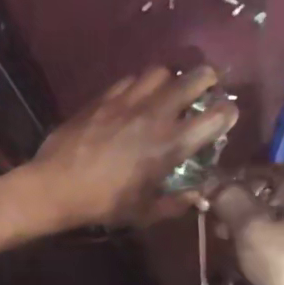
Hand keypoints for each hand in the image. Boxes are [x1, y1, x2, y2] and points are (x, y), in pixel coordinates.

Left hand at [13, 66, 237, 228]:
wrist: (55, 186)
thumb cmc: (104, 203)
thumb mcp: (145, 212)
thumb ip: (176, 203)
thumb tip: (197, 196)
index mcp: (171, 145)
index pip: (215, 117)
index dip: (228, 113)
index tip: (228, 115)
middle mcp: (155, 115)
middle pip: (193, 79)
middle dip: (207, 79)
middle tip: (208, 85)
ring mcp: (128, 101)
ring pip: (160, 72)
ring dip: (171, 78)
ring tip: (169, 90)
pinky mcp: (104, 97)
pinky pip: (130, 80)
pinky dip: (140, 85)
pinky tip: (136, 98)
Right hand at [210, 172, 283, 284]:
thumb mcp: (251, 227)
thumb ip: (229, 197)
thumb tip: (210, 178)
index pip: (251, 168)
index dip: (224, 181)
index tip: (202, 198)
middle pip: (255, 191)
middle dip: (230, 207)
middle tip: (214, 225)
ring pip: (259, 215)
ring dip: (238, 228)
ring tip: (225, 245)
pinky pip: (268, 235)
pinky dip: (251, 243)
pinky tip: (240, 258)